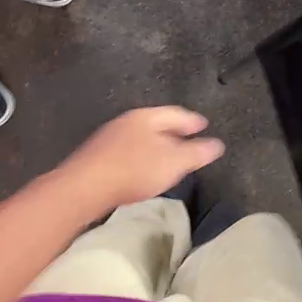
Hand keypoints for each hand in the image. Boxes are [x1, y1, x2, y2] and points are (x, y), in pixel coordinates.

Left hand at [43, 106, 225, 210]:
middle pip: (157, 123)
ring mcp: (109, 138)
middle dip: (175, 132)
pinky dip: (140, 156)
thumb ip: (197, 152)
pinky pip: (127, 151)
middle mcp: (127, 121)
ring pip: (141, 137)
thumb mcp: (174, 162)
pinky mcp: (97, 156)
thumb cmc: (134, 170)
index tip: (205, 126)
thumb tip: (218, 144)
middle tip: (189, 139)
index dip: (193, 121)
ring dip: (156, 145)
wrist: (84, 188)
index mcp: (147, 117)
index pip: (177, 113)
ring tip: (168, 156)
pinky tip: (142, 169)